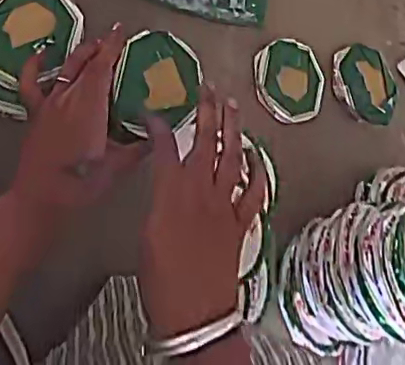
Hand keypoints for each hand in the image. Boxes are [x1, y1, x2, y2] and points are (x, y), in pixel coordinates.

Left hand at [8, 26, 144, 221]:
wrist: (40, 201)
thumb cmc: (80, 185)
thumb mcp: (117, 167)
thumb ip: (137, 148)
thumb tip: (154, 137)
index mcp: (91, 104)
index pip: (103, 65)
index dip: (113, 45)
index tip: (121, 31)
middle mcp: (69, 96)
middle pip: (87, 62)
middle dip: (101, 46)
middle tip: (114, 40)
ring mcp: (50, 103)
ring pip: (67, 67)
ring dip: (81, 53)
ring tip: (92, 46)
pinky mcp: (36, 114)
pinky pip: (31, 83)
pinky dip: (36, 65)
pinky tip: (42, 54)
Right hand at [140, 85, 267, 338]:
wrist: (195, 317)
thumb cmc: (162, 281)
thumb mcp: (147, 234)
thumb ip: (158, 199)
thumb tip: (165, 182)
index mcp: (172, 192)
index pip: (165, 146)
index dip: (158, 125)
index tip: (152, 112)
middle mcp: (201, 190)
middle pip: (205, 140)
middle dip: (206, 110)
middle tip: (208, 88)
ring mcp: (224, 204)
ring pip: (231, 156)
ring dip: (232, 128)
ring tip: (231, 105)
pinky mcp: (240, 222)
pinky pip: (253, 191)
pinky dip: (257, 171)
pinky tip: (257, 155)